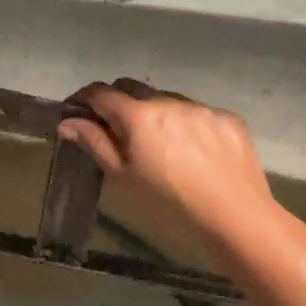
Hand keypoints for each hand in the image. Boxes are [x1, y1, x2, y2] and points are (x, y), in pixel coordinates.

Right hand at [57, 79, 274, 245]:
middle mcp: (168, 100)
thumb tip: (67, 122)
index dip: (83, 99)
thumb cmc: (170, 203)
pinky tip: (195, 151)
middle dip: (118, 102)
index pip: (100, 92)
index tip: (77, 112)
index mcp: (138, 115)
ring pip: (167, 99)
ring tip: (161, 144)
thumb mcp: (124, 178)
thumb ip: (95, 143)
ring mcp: (201, 107)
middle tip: (117, 129)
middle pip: (132, 88)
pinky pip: (198, 112)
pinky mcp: (227, 117)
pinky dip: (187, 124)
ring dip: (155, 112)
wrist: (238, 218)